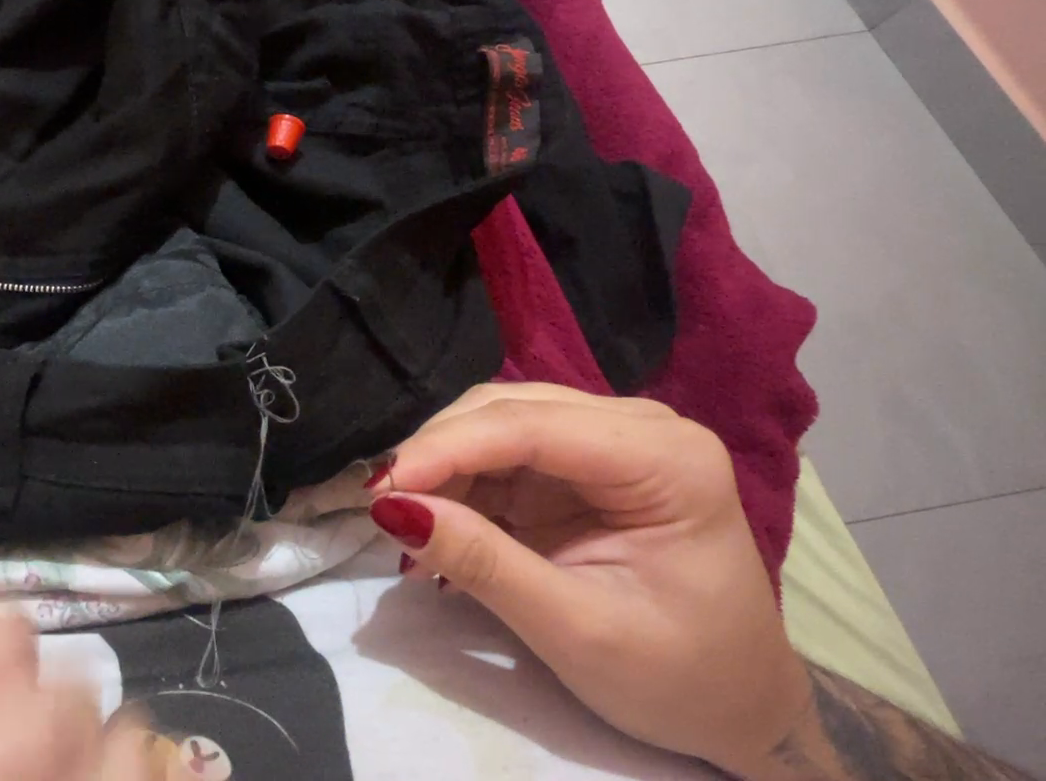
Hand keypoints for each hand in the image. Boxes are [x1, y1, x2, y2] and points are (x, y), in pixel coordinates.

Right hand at [365, 383, 809, 775]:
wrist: (736, 706)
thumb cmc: (679, 678)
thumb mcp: (577, 630)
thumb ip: (484, 563)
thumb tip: (390, 508)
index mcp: (666, 459)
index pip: (531, 427)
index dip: (446, 449)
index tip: (380, 491)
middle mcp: (635, 427)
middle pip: (505, 411)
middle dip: (437, 454)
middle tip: (382, 508)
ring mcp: (603, 439)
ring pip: (489, 423)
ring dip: (440, 467)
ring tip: (407, 524)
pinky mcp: (573, 463)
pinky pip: (493, 452)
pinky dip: (455, 482)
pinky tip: (435, 523)